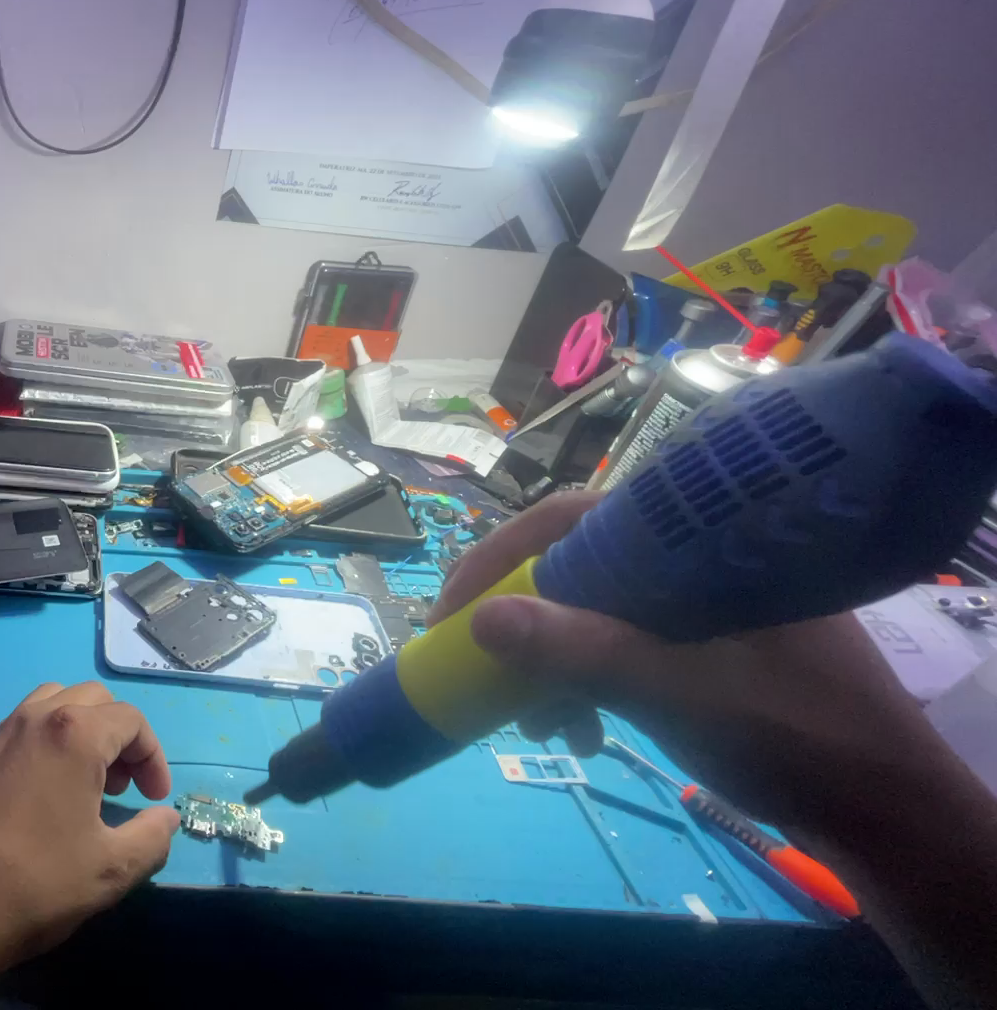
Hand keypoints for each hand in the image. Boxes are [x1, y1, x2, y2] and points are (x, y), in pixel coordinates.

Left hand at [0, 681, 177, 1008]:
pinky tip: (47, 790)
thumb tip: (167, 818)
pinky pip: (25, 723)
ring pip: (55, 701)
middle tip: (124, 789)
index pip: (131, 720)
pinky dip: (50, 738)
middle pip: (94, 700)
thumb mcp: (111, 869)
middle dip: (120, 737)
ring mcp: (2, 730)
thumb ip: (152, 837)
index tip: (154, 800)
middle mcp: (37, 717)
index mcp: (75, 733)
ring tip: (87, 782)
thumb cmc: (37, 883)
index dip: (153, 757)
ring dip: (83, 729)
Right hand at [431, 490, 951, 836]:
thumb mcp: (682, 696)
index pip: (569, 520)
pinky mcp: (679, 641)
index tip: (455, 610)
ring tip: (536, 723)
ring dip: (540, 661)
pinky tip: (575, 728)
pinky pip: (599, 642)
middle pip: (562, 565)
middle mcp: (683, 560)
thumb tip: (479, 621)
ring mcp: (681, 602)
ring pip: (574, 608)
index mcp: (697, 544)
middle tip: (469, 658)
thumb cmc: (799, 741)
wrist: (887, 823)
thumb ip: (584, 653)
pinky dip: (573, 681)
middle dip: (513, 618)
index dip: (497, 556)